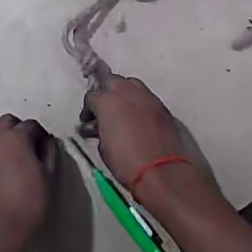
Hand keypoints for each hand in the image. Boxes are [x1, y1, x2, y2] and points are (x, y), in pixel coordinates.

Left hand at [0, 114, 55, 251]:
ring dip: (10, 142)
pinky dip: (2, 155)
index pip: (31, 124)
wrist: (2, 232)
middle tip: (34, 148)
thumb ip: (49, 152)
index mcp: (15, 139)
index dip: (42, 134)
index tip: (48, 148)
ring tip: (23, 163)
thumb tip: (47, 142)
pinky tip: (11, 174)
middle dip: (21, 129)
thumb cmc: (32, 202)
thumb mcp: (50, 175)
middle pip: (8, 122)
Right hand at [85, 76, 219, 204]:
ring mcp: (147, 96)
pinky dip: (139, 104)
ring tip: (122, 114)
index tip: (88, 122)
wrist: (161, 169)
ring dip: (124, 95)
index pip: (91, 96)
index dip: (89, 110)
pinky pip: (145, 97)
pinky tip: (138, 120)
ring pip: (131, 85)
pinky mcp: (162, 105)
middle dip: (106, 94)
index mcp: (106, 100)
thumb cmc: (125, 161)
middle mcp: (126, 91)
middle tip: (105, 112)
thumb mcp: (103, 146)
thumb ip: (100, 129)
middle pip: (112, 82)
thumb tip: (100, 127)